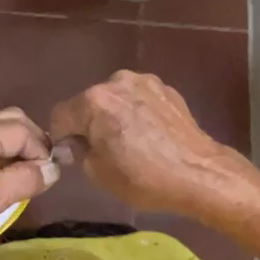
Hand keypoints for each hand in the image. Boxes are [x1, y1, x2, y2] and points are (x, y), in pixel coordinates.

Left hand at [0, 108, 60, 259]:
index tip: (49, 177)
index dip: (41, 150)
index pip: (21, 129)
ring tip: (29, 179)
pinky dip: (2, 159)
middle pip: (10, 122)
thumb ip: (23, 180)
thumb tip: (53, 168)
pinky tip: (7, 182)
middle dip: (32, 143)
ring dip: (18, 151)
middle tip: (43, 172)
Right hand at [48, 70, 259, 221]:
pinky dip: (137, 112)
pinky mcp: (165, 87)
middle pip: (88, 103)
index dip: (62, 137)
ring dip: (114, 115)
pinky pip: (138, 98)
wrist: (199, 173)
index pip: (60, 115)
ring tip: (131, 141)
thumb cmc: (144, 178)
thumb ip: (78, 151)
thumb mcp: (99, 173)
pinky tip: (150, 134)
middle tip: (105, 150)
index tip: (74, 155)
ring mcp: (144, 81)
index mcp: (94, 101)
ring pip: (114, 98)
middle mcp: (116, 82)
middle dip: (89, 123)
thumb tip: (74, 143)